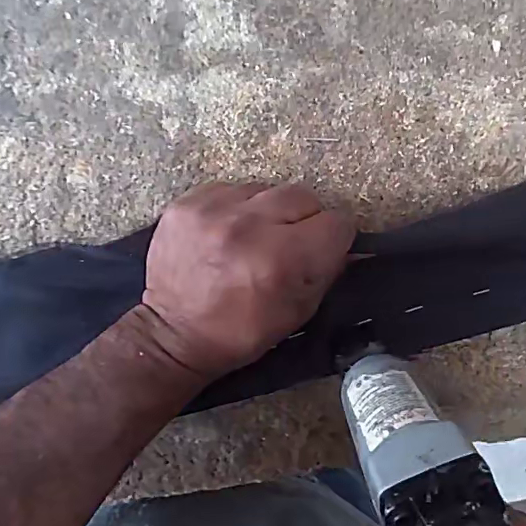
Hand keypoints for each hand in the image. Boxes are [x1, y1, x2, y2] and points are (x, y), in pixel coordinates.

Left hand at [138, 182, 354, 376]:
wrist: (173, 336)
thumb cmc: (243, 330)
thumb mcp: (301, 310)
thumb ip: (330, 270)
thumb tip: (351, 246)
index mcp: (283, 259)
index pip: (337, 222)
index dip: (335, 237)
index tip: (324, 249)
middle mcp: (250, 227)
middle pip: (305, 197)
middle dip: (305, 220)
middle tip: (290, 244)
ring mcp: (214, 211)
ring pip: (269, 190)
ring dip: (270, 212)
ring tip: (256, 238)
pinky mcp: (187, 204)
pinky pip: (233, 189)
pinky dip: (238, 207)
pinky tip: (229, 232)